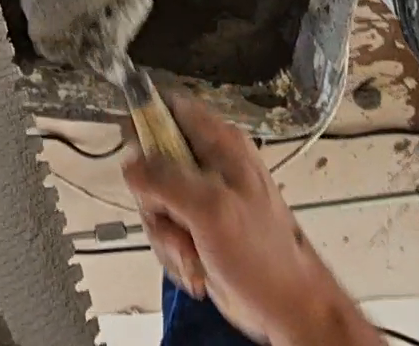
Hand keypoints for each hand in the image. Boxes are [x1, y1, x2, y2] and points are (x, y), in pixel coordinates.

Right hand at [122, 96, 381, 345]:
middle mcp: (208, 162)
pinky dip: (172, 250)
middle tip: (171, 219)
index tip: (133, 152)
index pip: (169, 106)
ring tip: (191, 252)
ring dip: (164, 232)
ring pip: (152, 198)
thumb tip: (128, 162)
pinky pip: (162, 226)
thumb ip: (165, 178)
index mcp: (220, 142)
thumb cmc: (261, 254)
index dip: (144, 118)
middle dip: (152, 197)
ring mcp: (201, 195)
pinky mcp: (196, 225)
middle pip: (149, 157)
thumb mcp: (211, 209)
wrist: (290, 311)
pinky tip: (195, 265)